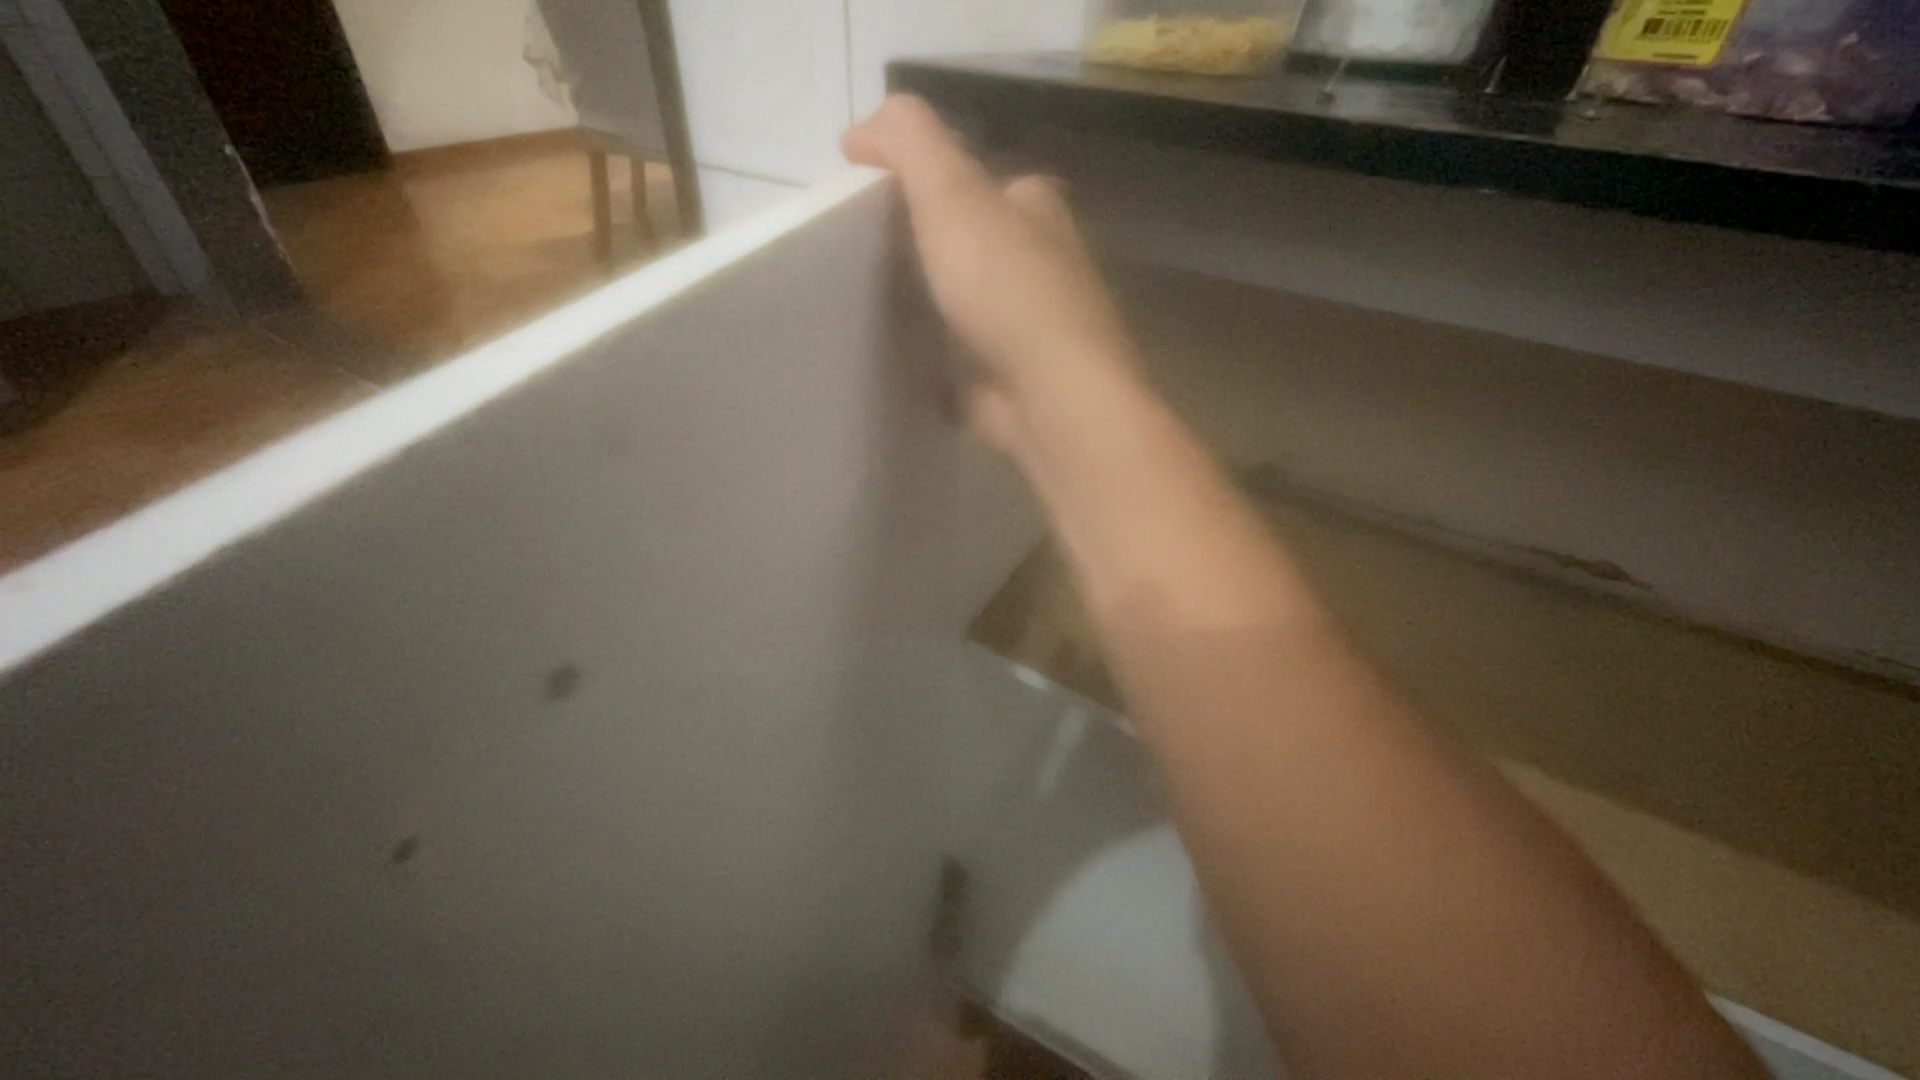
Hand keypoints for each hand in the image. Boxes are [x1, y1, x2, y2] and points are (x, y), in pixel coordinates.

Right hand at [842, 96, 1138, 456]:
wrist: (1048, 395)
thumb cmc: (1005, 287)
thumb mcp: (950, 191)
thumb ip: (908, 142)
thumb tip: (861, 131)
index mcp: (1035, 211)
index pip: (982, 181)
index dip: (929, 182)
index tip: (872, 199)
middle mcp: (1041, 266)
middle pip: (974, 246)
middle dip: (926, 250)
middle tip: (861, 258)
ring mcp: (1028, 330)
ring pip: (968, 306)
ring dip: (930, 308)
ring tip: (868, 308)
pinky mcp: (1009, 383)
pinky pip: (960, 365)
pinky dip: (934, 365)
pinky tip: (898, 367)